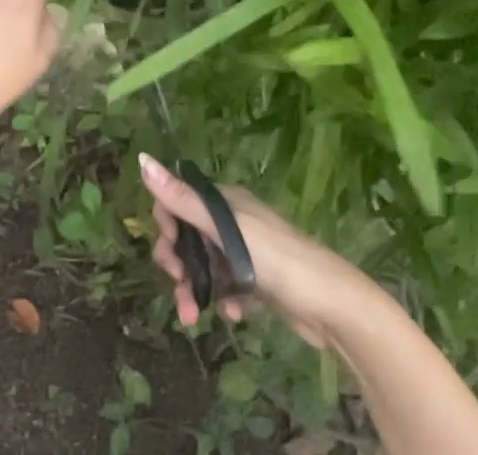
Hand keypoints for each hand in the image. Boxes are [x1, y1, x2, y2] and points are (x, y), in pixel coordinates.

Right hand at [139, 154, 380, 348]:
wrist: (335, 307)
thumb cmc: (279, 259)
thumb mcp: (226, 229)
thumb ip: (183, 200)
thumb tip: (142, 159)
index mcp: (226, 203)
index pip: (179, 204)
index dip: (167, 226)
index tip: (169, 248)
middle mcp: (234, 223)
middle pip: (188, 239)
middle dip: (177, 265)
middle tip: (178, 284)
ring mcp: (247, 254)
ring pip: (205, 268)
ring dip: (194, 291)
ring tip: (192, 317)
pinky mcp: (259, 283)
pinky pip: (227, 288)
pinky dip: (223, 301)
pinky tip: (233, 315)